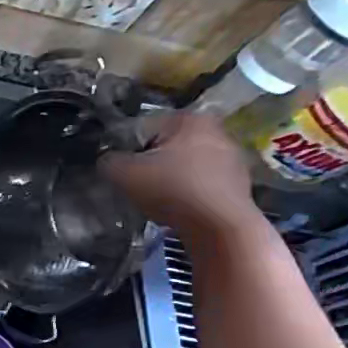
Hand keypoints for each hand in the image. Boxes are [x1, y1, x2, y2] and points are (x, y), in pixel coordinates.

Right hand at [101, 112, 261, 241]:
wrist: (221, 228)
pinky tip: (180, 209)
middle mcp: (215, 130)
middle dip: (149, 164)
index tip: (121, 172)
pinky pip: (201, 184)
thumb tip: (108, 161)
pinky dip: (188, 193)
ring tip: (158, 201)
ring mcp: (232, 157)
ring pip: (184, 165)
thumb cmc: (172, 190)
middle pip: (165, 147)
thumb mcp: (123, 174)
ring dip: (169, 179)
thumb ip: (107, 161)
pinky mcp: (239, 183)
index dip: (125, 151)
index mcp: (188, 119)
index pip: (142, 129)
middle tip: (137, 187)